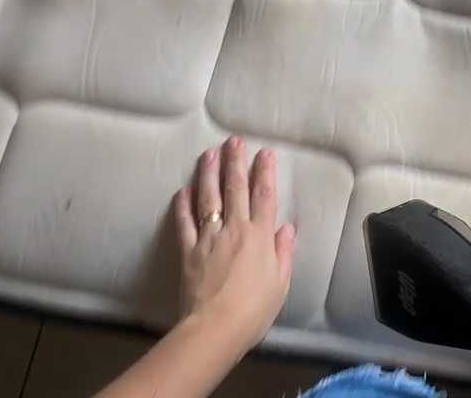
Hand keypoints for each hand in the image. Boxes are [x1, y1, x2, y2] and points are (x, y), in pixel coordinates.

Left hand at [172, 136, 295, 351]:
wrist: (214, 330)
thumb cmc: (253, 310)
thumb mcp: (280, 283)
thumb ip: (284, 253)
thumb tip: (287, 228)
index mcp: (259, 235)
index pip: (264, 195)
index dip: (265, 171)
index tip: (264, 152)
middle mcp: (234, 228)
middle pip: (235, 188)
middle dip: (235, 162)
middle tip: (234, 140)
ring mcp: (209, 238)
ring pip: (209, 198)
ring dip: (209, 173)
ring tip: (209, 153)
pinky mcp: (188, 252)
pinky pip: (184, 223)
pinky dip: (183, 206)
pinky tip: (183, 190)